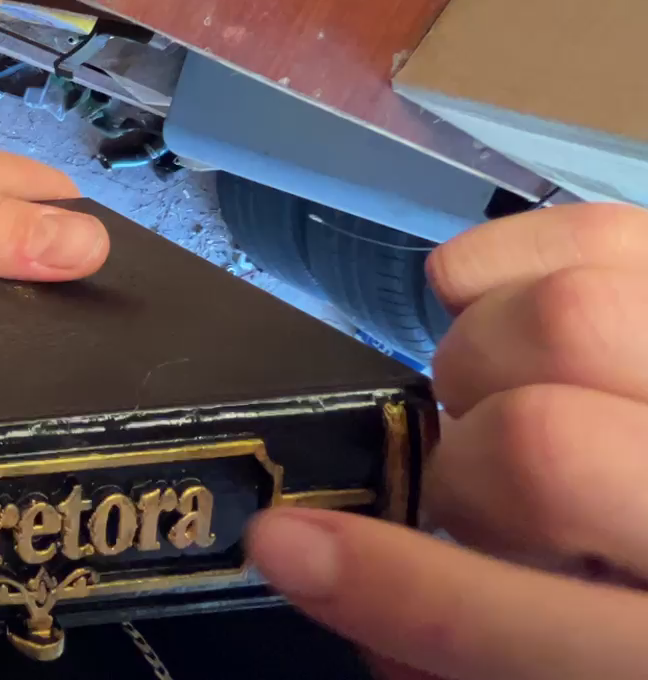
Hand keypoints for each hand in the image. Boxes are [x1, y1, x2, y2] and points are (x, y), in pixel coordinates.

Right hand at [246, 203, 647, 679]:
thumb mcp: (593, 650)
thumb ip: (456, 628)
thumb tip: (300, 560)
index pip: (550, 632)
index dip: (400, 587)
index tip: (278, 543)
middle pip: (542, 441)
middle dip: (466, 467)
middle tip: (487, 500)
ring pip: (561, 319)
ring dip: (484, 363)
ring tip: (508, 402)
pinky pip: (587, 233)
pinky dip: (504, 266)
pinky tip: (510, 317)